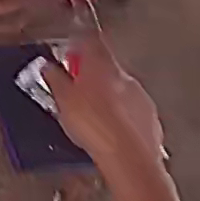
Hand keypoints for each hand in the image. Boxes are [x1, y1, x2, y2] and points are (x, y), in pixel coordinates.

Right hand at [40, 34, 164, 175]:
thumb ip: (54, 78)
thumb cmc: (94, 126)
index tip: (71, 51)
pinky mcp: (151, 119)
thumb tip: (48, 67)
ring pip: (120, 88)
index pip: (90, 40)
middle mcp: (124, 76)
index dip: (79, 43)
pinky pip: (132, 110)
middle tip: (74, 88)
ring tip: (90, 115)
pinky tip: (109, 130)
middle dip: (91, 74)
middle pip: (105, 65)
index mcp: (101, 64)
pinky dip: (121, 115)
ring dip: (107, 96)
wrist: (129, 160)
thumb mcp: (62, 99)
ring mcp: (140, 97)